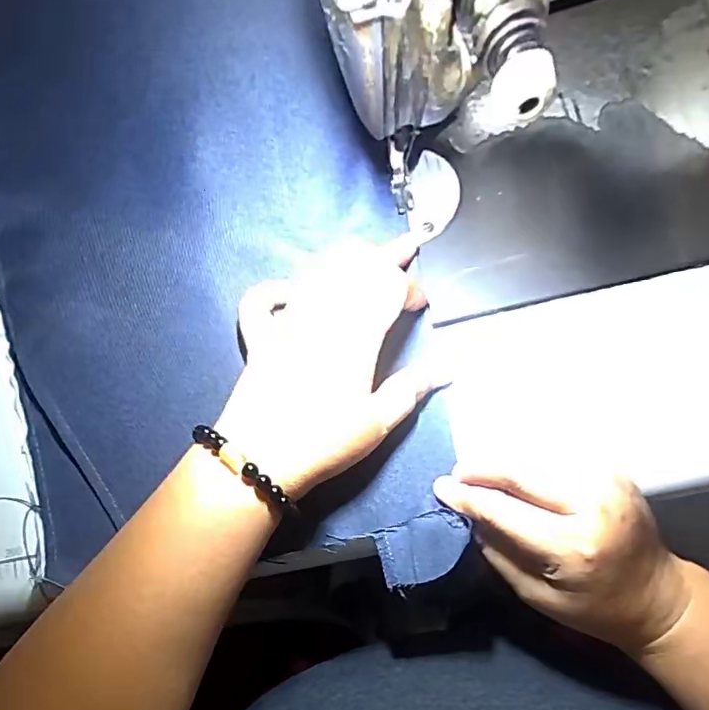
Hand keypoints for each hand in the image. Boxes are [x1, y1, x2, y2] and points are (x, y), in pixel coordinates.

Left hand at [213, 236, 439, 496]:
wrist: (260, 458)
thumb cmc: (324, 441)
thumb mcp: (378, 421)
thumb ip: (413, 386)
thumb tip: (448, 364)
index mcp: (356, 334)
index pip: (388, 286)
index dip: (409, 286)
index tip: (420, 304)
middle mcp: (321, 316)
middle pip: (352, 264)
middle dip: (380, 255)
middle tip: (400, 251)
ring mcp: (286, 323)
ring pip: (314, 271)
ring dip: (341, 261)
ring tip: (360, 262)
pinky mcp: (260, 339)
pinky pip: (261, 300)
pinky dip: (276, 289)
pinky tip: (290, 291)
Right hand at [433, 464, 694, 654]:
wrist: (657, 597)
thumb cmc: (595, 608)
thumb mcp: (538, 595)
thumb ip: (501, 555)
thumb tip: (472, 518)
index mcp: (572, 545)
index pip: (506, 509)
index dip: (468, 496)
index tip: (441, 488)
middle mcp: (592, 504)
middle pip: (524, 470)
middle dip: (484, 468)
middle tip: (458, 474)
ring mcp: (609, 482)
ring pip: (542, 455)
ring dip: (508, 459)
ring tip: (481, 470)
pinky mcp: (616, 472)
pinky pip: (564, 454)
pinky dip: (534, 457)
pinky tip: (517, 467)